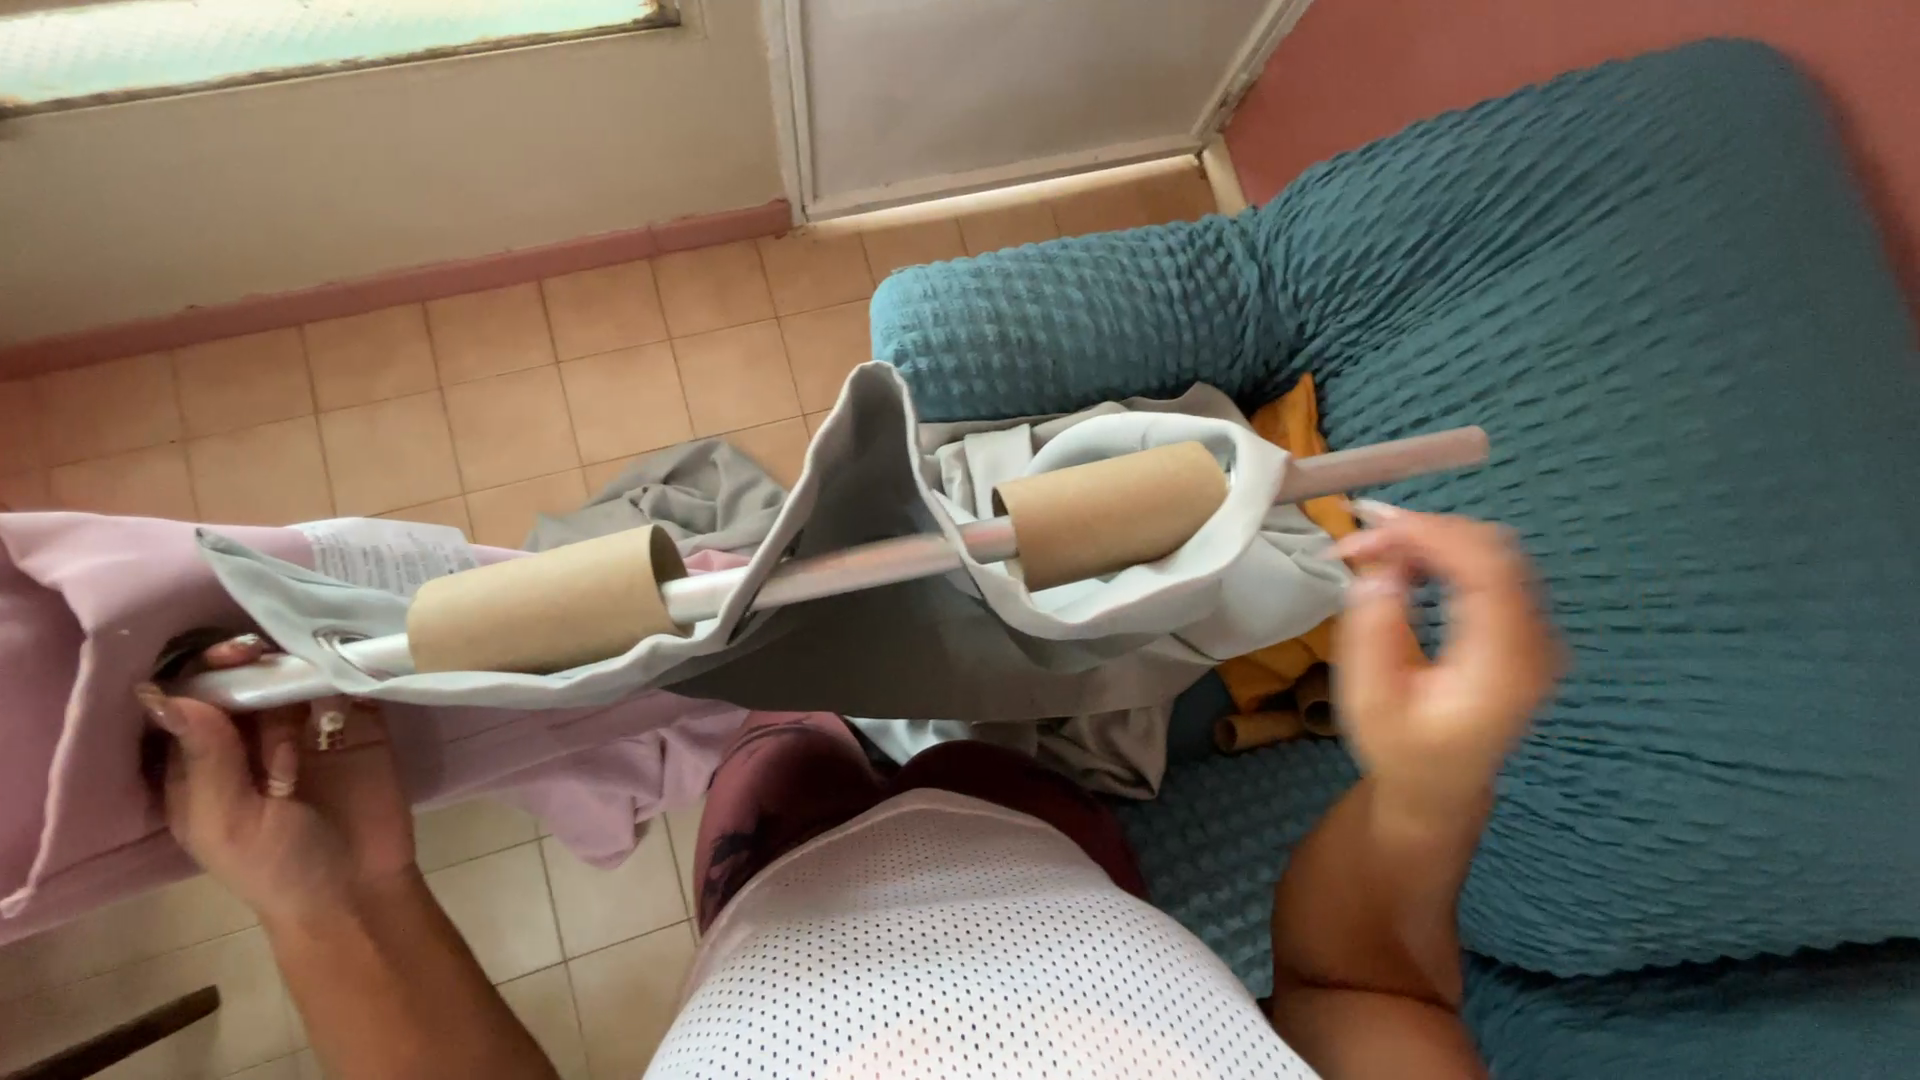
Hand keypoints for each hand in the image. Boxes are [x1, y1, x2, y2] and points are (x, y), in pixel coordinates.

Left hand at [137, 637, 415, 927]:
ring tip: (310, 667)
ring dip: (299, 666)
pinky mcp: (363, 729)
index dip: (201, 675)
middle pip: (244, 685)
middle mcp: (253, 741)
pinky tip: (352, 661)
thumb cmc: (276, 864)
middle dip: (251, 663)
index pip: (189, 705)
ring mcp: (312, 732)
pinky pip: (354, 689)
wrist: (358, 887)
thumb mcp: (227, 819)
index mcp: (203, 765)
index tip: (226, 656)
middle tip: (265, 650)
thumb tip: (170, 695)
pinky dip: (353, 670)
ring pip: (297, 681)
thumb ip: (207, 758)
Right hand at [1330, 502, 1557, 818]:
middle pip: (1492, 550)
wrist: (1439, 785)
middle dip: (1423, 529)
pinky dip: (1443, 551)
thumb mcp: (1369, 701)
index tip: (1368, 526)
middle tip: (1358, 539)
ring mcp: (1536, 633)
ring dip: (1430, 537)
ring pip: (1492, 550)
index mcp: (1502, 665)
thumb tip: (1378, 571)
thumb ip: (1373, 633)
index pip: (1485, 570)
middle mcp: (1535, 643)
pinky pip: (1490, 567)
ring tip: (1371, 548)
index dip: (1428, 534)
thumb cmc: (1399, 750)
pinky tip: (1403, 560)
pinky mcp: (1523, 627)